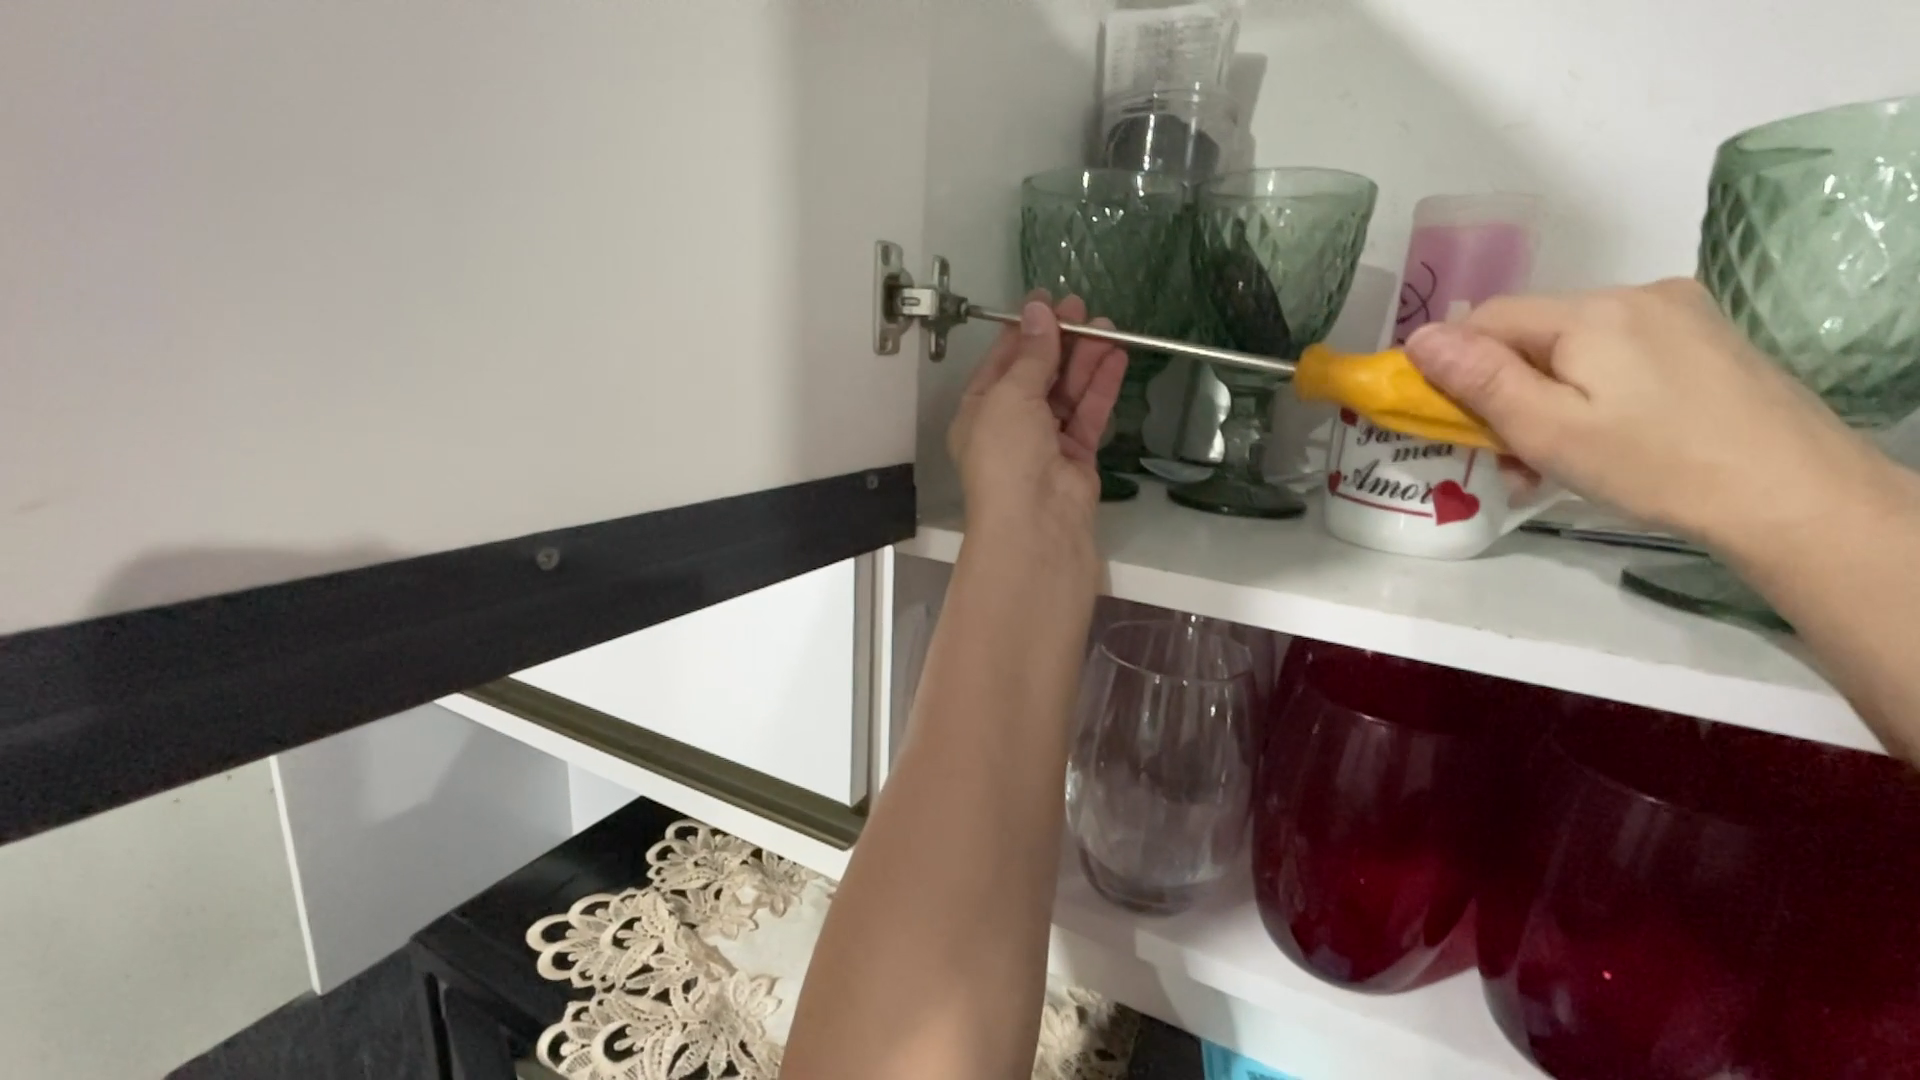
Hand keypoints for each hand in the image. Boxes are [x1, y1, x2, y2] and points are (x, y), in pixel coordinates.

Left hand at [948, 292, 1126, 564]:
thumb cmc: (1006, 457)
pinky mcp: (1077, 456)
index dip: (1025, 331)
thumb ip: (1031, 355)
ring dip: (1085, 359)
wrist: (1035, 525)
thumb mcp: (1009, 396)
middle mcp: (1009, 426)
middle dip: (1059, 341)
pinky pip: (1089, 414)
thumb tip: (1039, 311)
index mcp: (979, 412)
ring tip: (1107, 326)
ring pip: (1067, 392)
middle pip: (1038, 374)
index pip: (1002, 362)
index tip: (1048, 300)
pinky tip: (1116, 357)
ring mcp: (1044, 443)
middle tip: (1083, 308)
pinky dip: (1101, 386)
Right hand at [1403, 278, 1892, 547]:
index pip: (1486, 317)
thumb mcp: (1547, 430)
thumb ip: (1479, 379)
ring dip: (1543, 395)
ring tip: (1549, 458)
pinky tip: (1600, 436)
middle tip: (1503, 455)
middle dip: (1501, 389)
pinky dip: (1589, 391)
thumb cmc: (1653, 465)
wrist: (1794, 496)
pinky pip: (1617, 355)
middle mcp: (1636, 295)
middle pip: (1531, 333)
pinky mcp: (1706, 341)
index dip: (1451, 363)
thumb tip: (1418, 336)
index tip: (1445, 418)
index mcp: (1591, 312)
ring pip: (1572, 347)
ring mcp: (1679, 315)